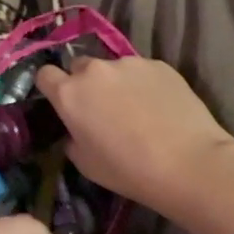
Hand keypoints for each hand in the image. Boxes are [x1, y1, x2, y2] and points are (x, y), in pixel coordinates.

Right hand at [35, 56, 233, 212]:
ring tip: (136, 109)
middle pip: (79, 66)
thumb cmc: (127, 169)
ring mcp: (130, 63)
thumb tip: (76, 130)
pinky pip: (141, 71)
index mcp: (70, 94)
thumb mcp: (85, 163)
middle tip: (100, 108)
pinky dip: (143, 85)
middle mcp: (95, 70)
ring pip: (113, 68)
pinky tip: (159, 107)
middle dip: (85, 83)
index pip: (45, 74)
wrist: (188, 162)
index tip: (61, 102)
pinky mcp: (160, 65)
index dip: (51, 87)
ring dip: (116, 83)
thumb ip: (72, 138)